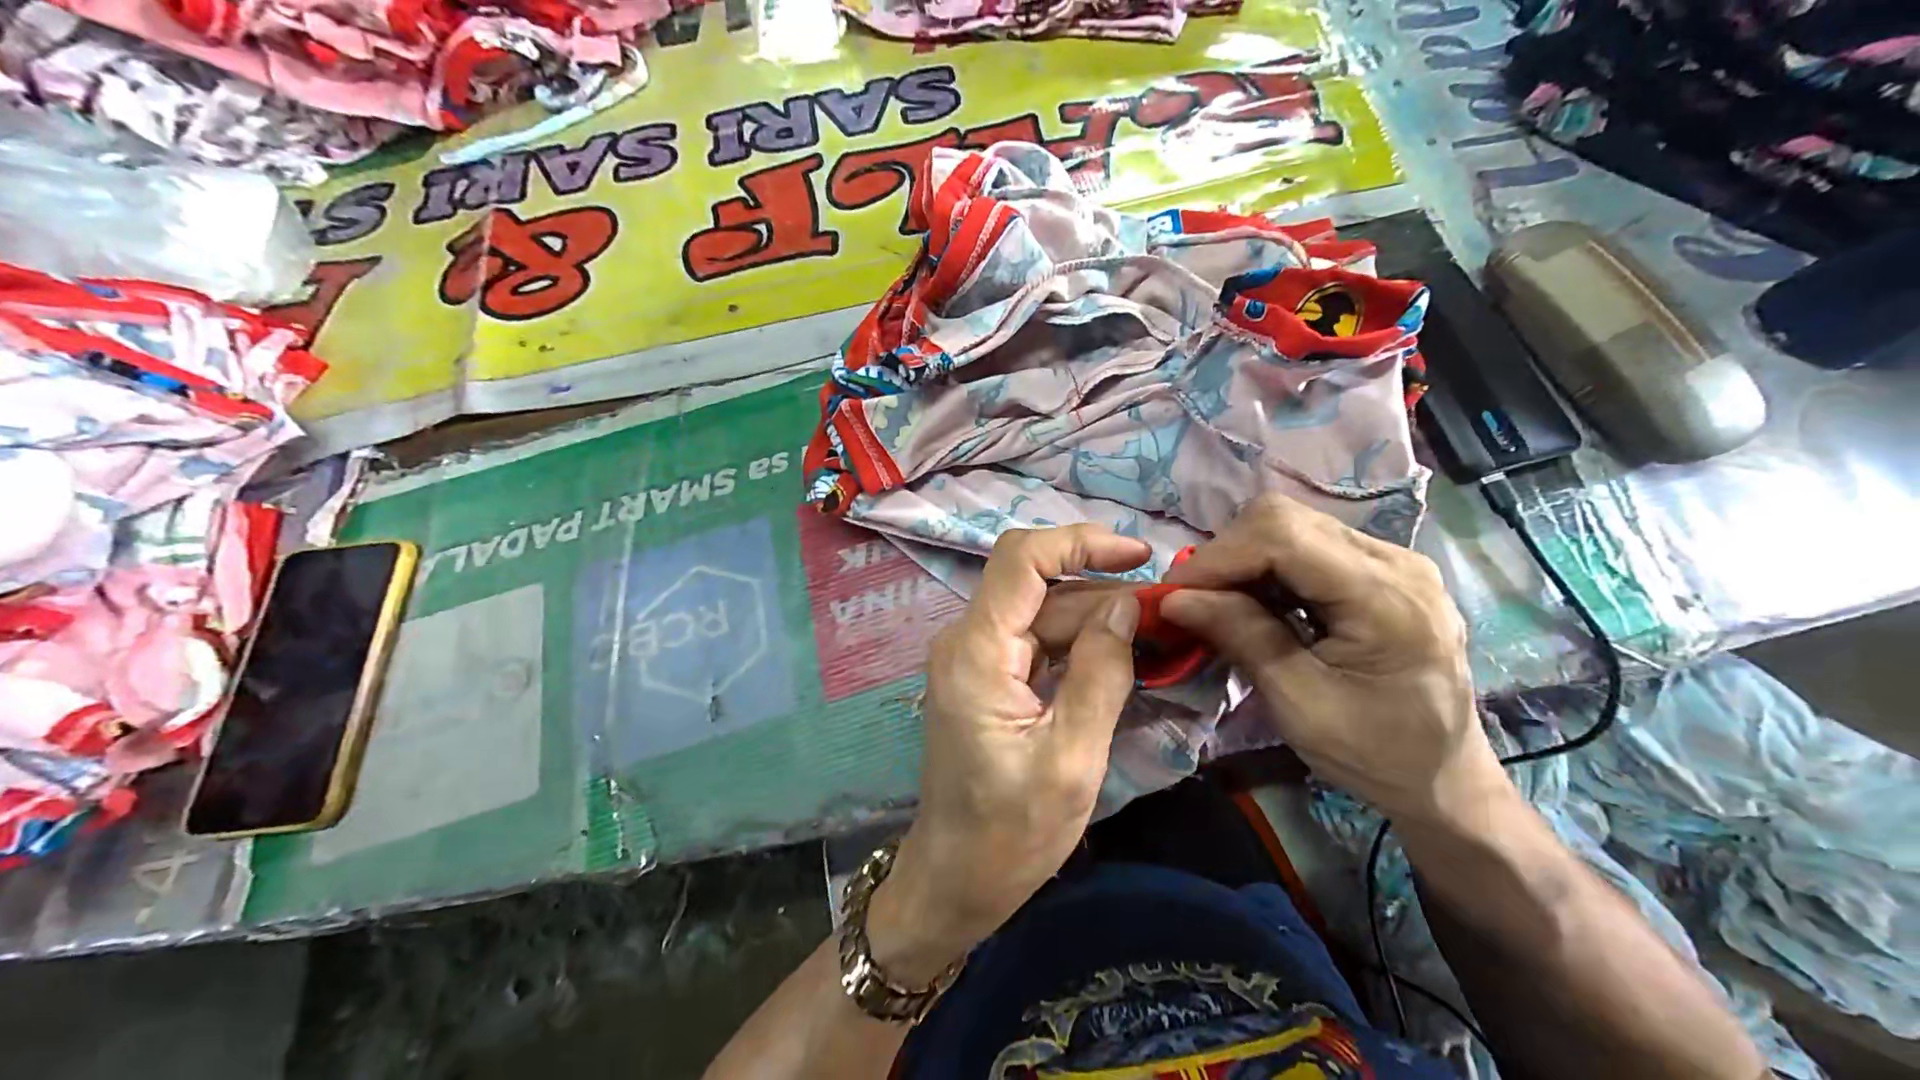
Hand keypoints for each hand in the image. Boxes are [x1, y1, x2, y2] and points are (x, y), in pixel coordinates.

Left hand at [867, 526, 1146, 982]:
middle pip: (1041, 589)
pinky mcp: (988, 679)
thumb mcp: (1072, 757)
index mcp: (977, 652)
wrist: (957, 878)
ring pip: (1043, 614)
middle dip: (1104, 592)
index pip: (1022, 560)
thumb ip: (1101, 673)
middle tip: (1168, 616)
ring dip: (1097, 620)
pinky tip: (1121, 657)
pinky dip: (1080, 645)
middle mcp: (968, 641)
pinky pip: (1038, 643)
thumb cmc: (1011, 831)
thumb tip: (1124, 604)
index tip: (1140, 554)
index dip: (1080, 542)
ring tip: (1156, 639)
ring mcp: (975, 659)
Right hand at [1159, 495, 1505, 823]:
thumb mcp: (1300, 704)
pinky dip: (1266, 567)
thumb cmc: (1374, 754)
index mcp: (1387, 597)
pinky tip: (1258, 604)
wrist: (1444, 778)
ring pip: (1292, 524)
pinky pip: (1307, 544)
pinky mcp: (1381, 570)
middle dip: (1226, 555)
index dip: (1219, 557)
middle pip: (1285, 519)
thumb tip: (1174, 599)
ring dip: (1243, 559)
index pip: (1284, 536)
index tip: (1175, 596)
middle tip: (1196, 602)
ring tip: (1221, 604)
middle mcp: (1396, 561)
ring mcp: (1393, 561)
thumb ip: (1242, 638)